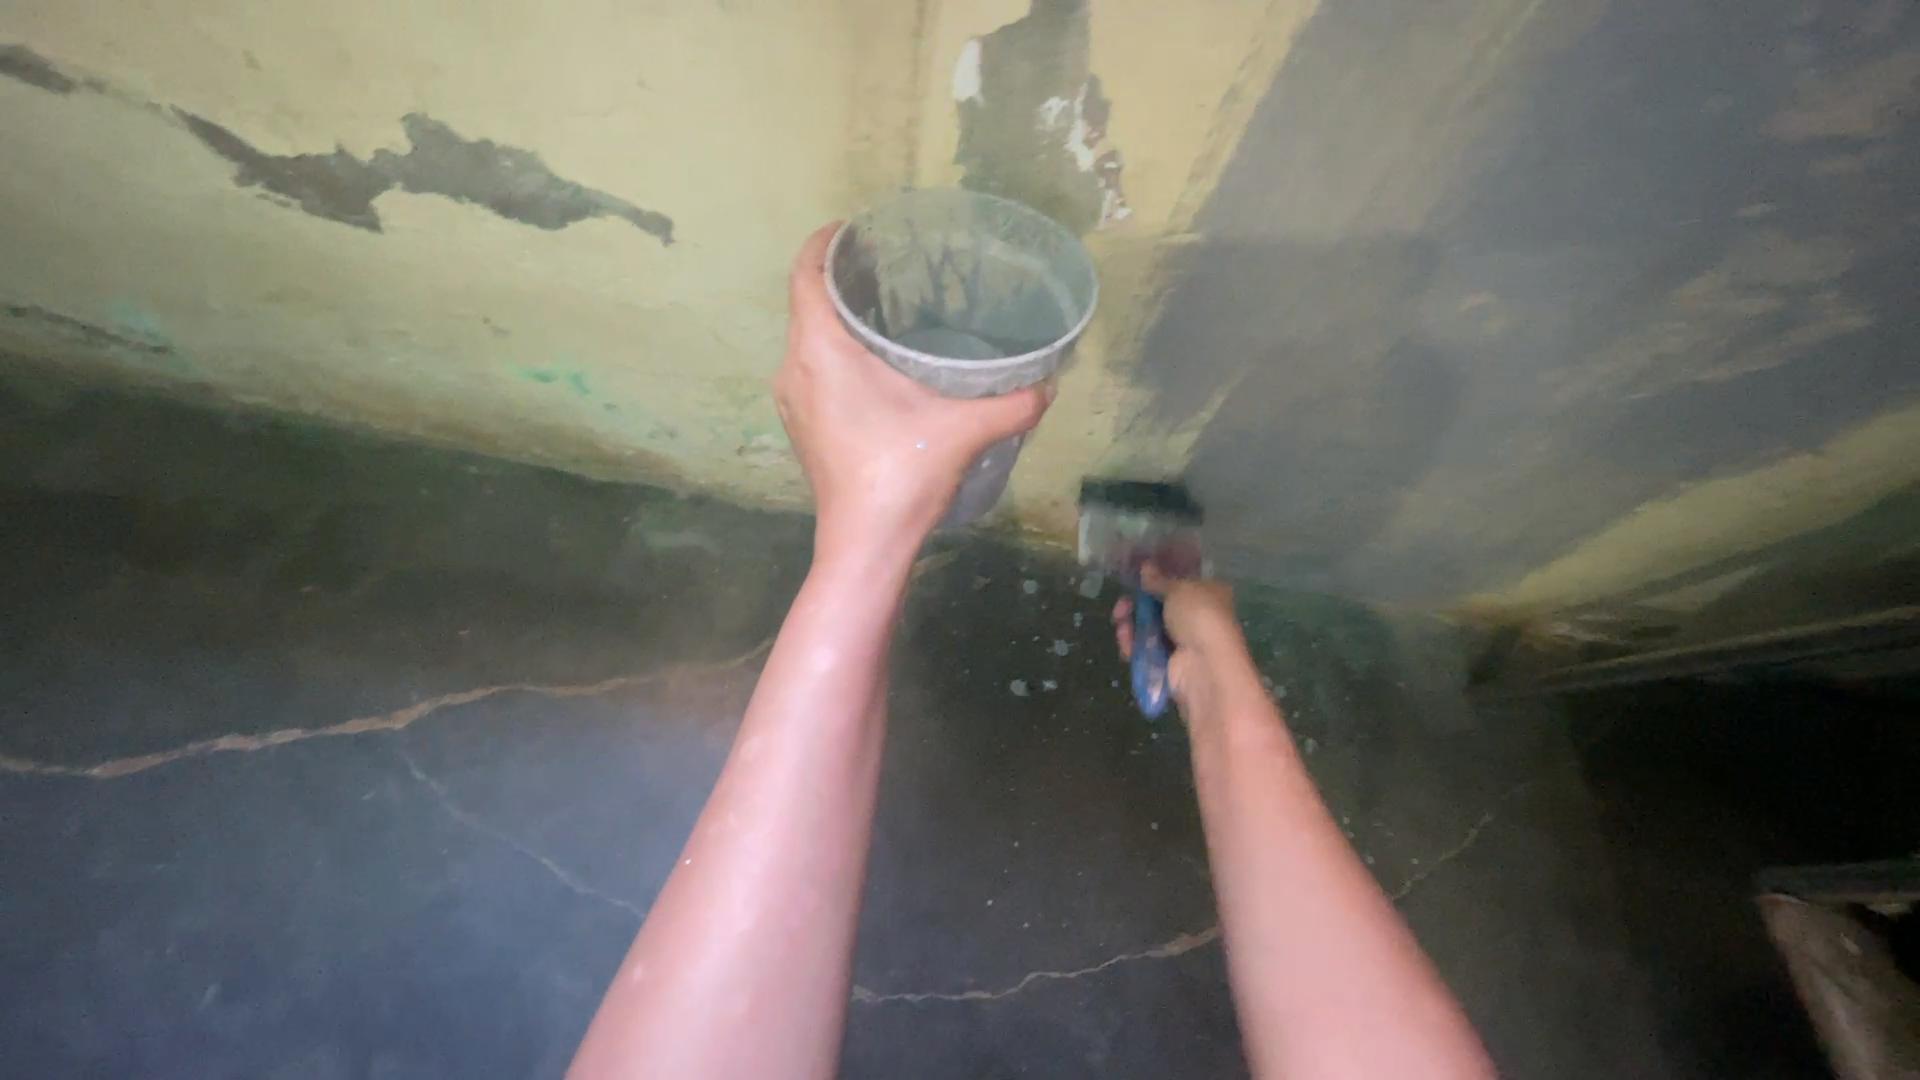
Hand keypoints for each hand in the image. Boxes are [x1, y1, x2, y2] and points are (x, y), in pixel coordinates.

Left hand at [776, 224, 1053, 557]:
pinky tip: (875, 368)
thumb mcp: (966, 430)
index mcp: (820, 350)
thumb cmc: (902, 474)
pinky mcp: (802, 428)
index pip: (806, 273)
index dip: (826, 243)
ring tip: (885, 312)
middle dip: (841, 280)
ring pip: (808, 340)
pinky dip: (835, 354)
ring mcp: (793, 402)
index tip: (858, 230)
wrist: (865, 544)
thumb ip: (1013, 403)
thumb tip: (1048, 386)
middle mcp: (795, 368)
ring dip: (837, 321)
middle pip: (806, 303)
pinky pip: (811, 370)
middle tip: (888, 268)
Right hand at [1113, 563, 1245, 708]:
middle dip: (1139, 599)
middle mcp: (1196, 614)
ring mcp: (1181, 639)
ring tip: (1120, 616)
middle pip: (1160, 603)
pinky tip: (1124, 635)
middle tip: (1124, 599)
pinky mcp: (1167, 661)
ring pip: (1149, 625)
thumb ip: (1159, 579)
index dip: (1160, 571)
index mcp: (1209, 592)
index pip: (1182, 577)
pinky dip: (1132, 641)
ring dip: (1131, 620)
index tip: (1138, 568)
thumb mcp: (1179, 589)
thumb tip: (1146, 567)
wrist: (1205, 666)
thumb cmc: (1199, 616)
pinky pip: (1144, 647)